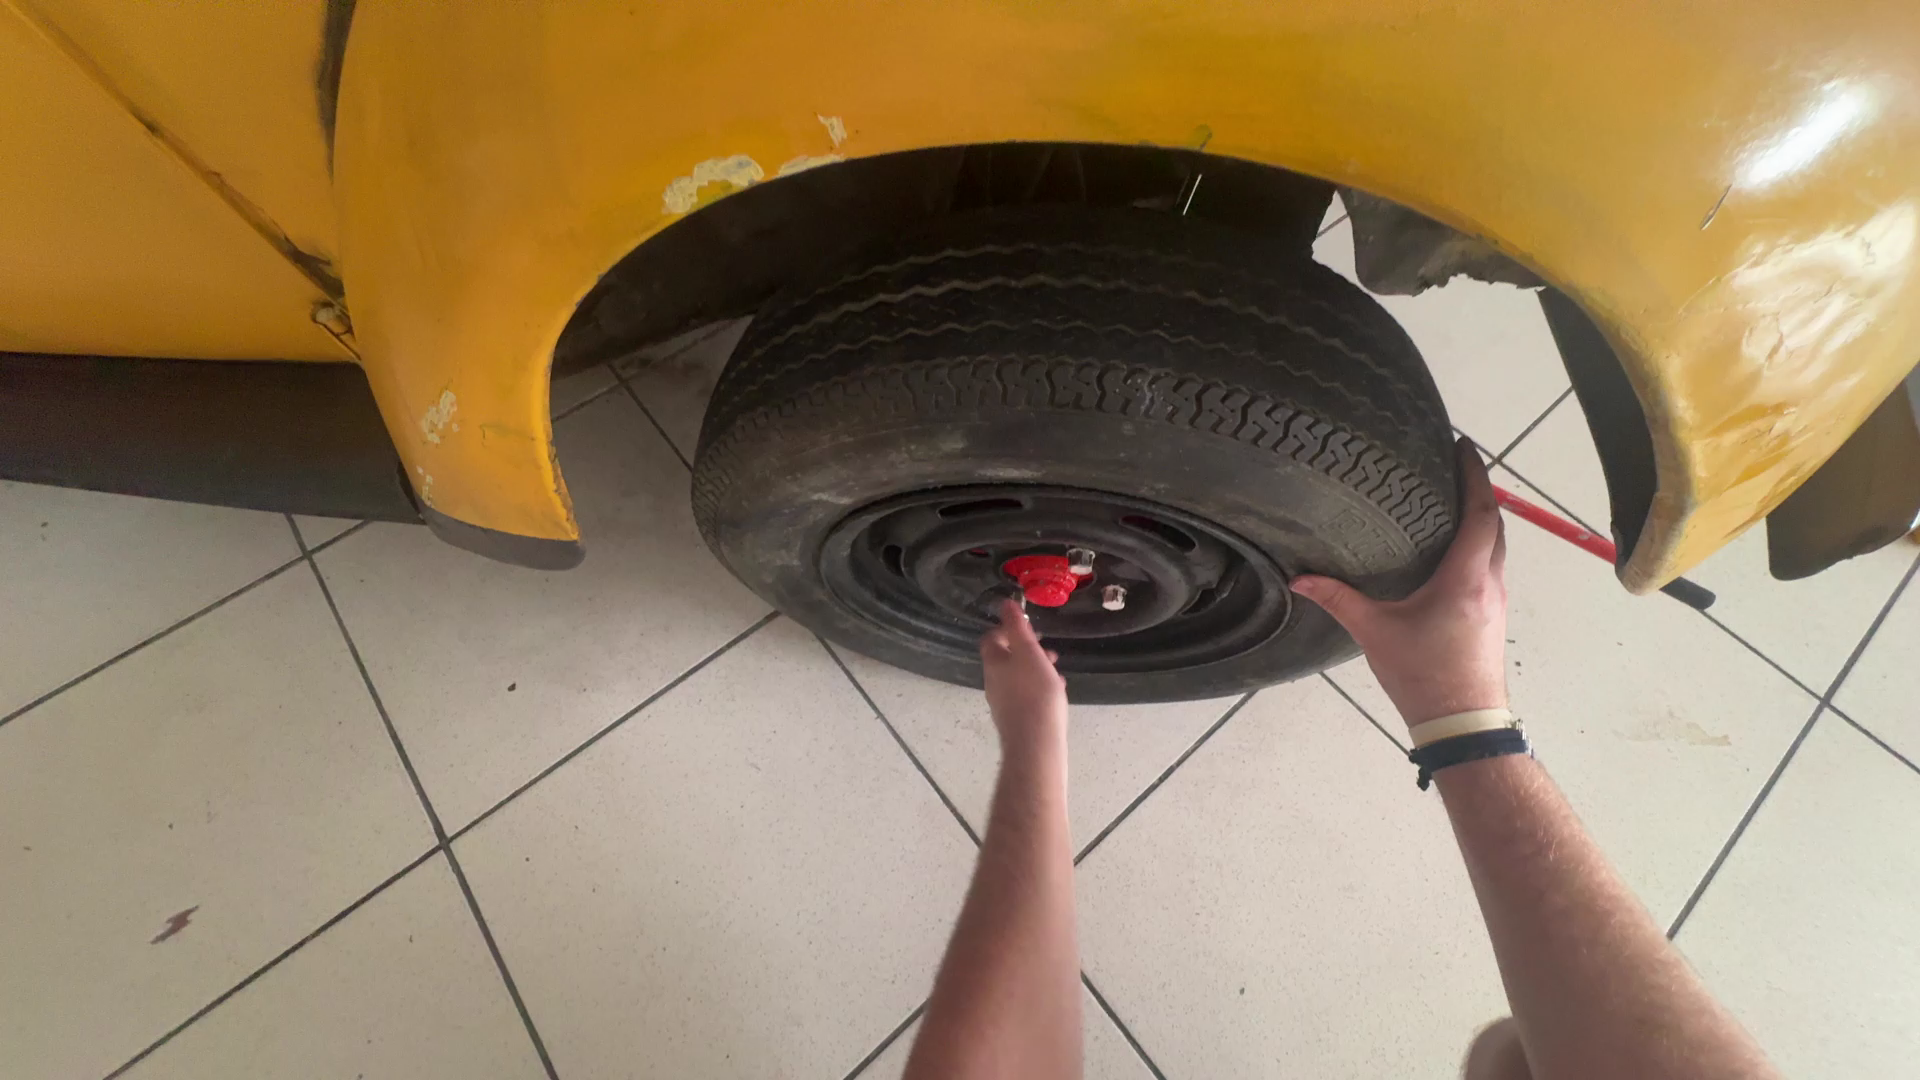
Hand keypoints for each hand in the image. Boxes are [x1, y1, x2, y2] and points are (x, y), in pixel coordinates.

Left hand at [979, 599, 1068, 754]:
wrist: (1036, 744)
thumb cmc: (1035, 693)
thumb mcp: (1029, 652)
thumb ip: (1017, 627)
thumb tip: (1005, 603)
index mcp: (993, 663)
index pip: (991, 638)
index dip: (1006, 628)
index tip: (1027, 627)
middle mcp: (992, 681)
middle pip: (1004, 657)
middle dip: (1025, 649)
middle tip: (1046, 649)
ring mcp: (1002, 702)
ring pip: (1017, 676)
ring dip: (1034, 668)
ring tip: (1056, 669)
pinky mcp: (1015, 719)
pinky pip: (1025, 694)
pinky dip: (1038, 687)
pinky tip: (1056, 692)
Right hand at [1288, 438, 1508, 726]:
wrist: (1463, 719)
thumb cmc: (1422, 672)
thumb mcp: (1373, 631)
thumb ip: (1336, 599)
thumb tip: (1297, 578)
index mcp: (1465, 578)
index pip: (1480, 513)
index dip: (1474, 475)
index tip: (1463, 445)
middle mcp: (1489, 581)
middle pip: (1495, 522)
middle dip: (1478, 488)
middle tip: (1451, 463)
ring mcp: (1495, 598)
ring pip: (1496, 544)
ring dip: (1481, 515)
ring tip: (1449, 495)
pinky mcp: (1490, 612)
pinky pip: (1490, 562)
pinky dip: (1476, 540)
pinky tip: (1449, 544)